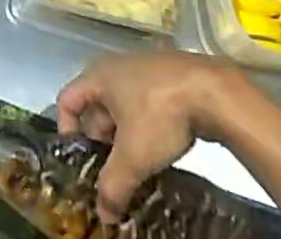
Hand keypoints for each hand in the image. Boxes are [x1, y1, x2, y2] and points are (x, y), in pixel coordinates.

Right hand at [56, 53, 249, 221]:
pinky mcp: (168, 76)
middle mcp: (118, 66)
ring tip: (134, 167)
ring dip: (125, 137)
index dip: (67, 132)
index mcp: (100, 75)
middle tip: (109, 173)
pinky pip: (146, 102)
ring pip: (123, 107)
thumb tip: (104, 215)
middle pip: (97, 107)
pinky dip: (146, 126)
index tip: (79, 161)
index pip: (67, 100)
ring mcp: (145, 68)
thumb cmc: (161, 114)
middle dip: (101, 142)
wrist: (213, 90)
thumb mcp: (132, 158)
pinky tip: (158, 149)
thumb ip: (112, 188)